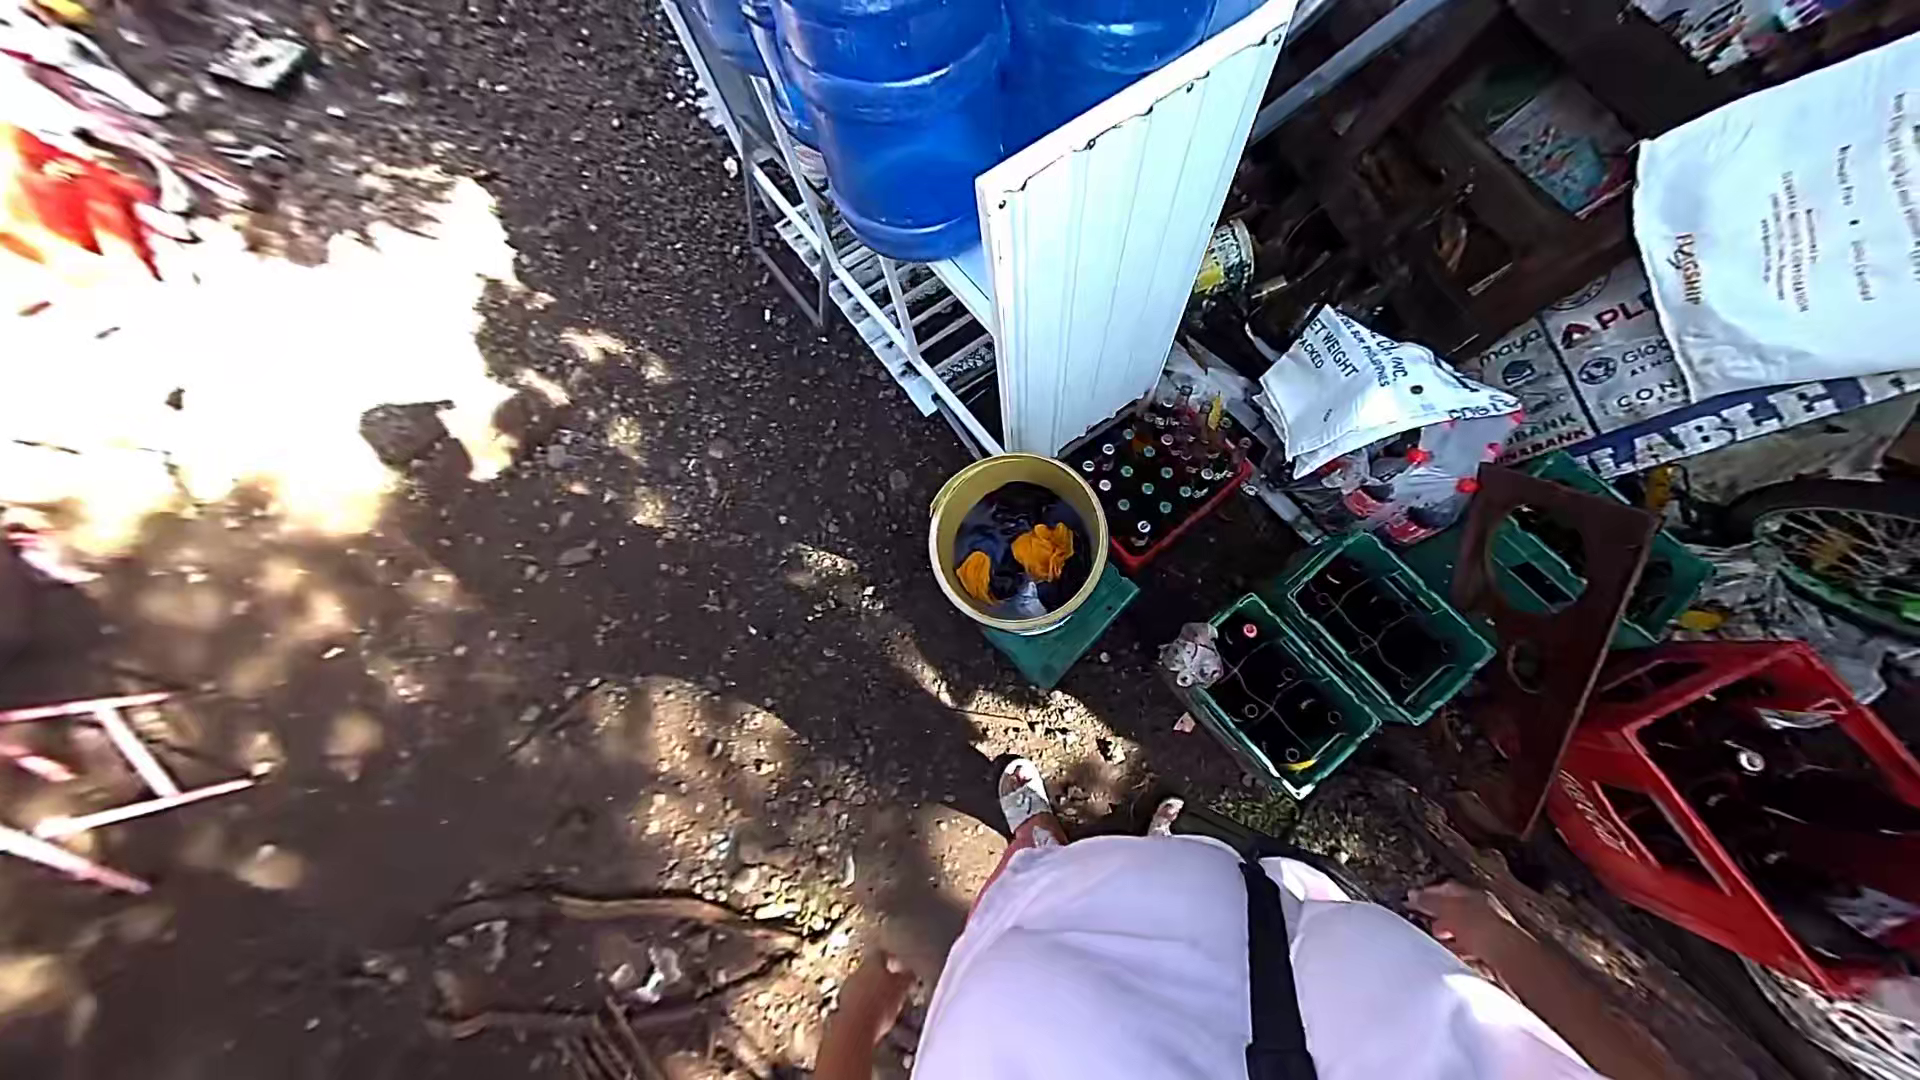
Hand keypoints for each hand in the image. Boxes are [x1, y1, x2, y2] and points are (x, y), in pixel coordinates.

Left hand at [832, 952, 915, 1047]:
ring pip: (862, 987)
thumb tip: (912, 974)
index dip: (893, 961)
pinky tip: (872, 1020)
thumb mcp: (901, 989)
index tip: (901, 969)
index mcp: (872, 961)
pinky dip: (864, 1010)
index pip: (883, 954)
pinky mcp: (842, 1010)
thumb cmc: (879, 1004)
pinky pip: (855, 1005)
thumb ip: (907, 979)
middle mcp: (857, 972)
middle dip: (882, 979)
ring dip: (871, 995)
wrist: (853, 1030)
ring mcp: (847, 991)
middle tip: (894, 989)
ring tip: (884, 1007)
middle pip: (871, 970)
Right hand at [1406, 881, 1523, 961]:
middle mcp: (1489, 915)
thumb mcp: (1447, 909)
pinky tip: (1455, 960)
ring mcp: (1496, 939)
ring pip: (1467, 936)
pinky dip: (1463, 957)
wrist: (1515, 964)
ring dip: (1451, 940)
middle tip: (1422, 920)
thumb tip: (1414, 895)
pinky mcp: (1500, 962)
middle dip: (1440, 918)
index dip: (1428, 893)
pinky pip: (1474, 956)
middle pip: (1458, 913)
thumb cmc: (1486, 930)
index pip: (1447, 889)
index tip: (1413, 898)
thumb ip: (1429, 901)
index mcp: (1476, 896)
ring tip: (1436, 943)